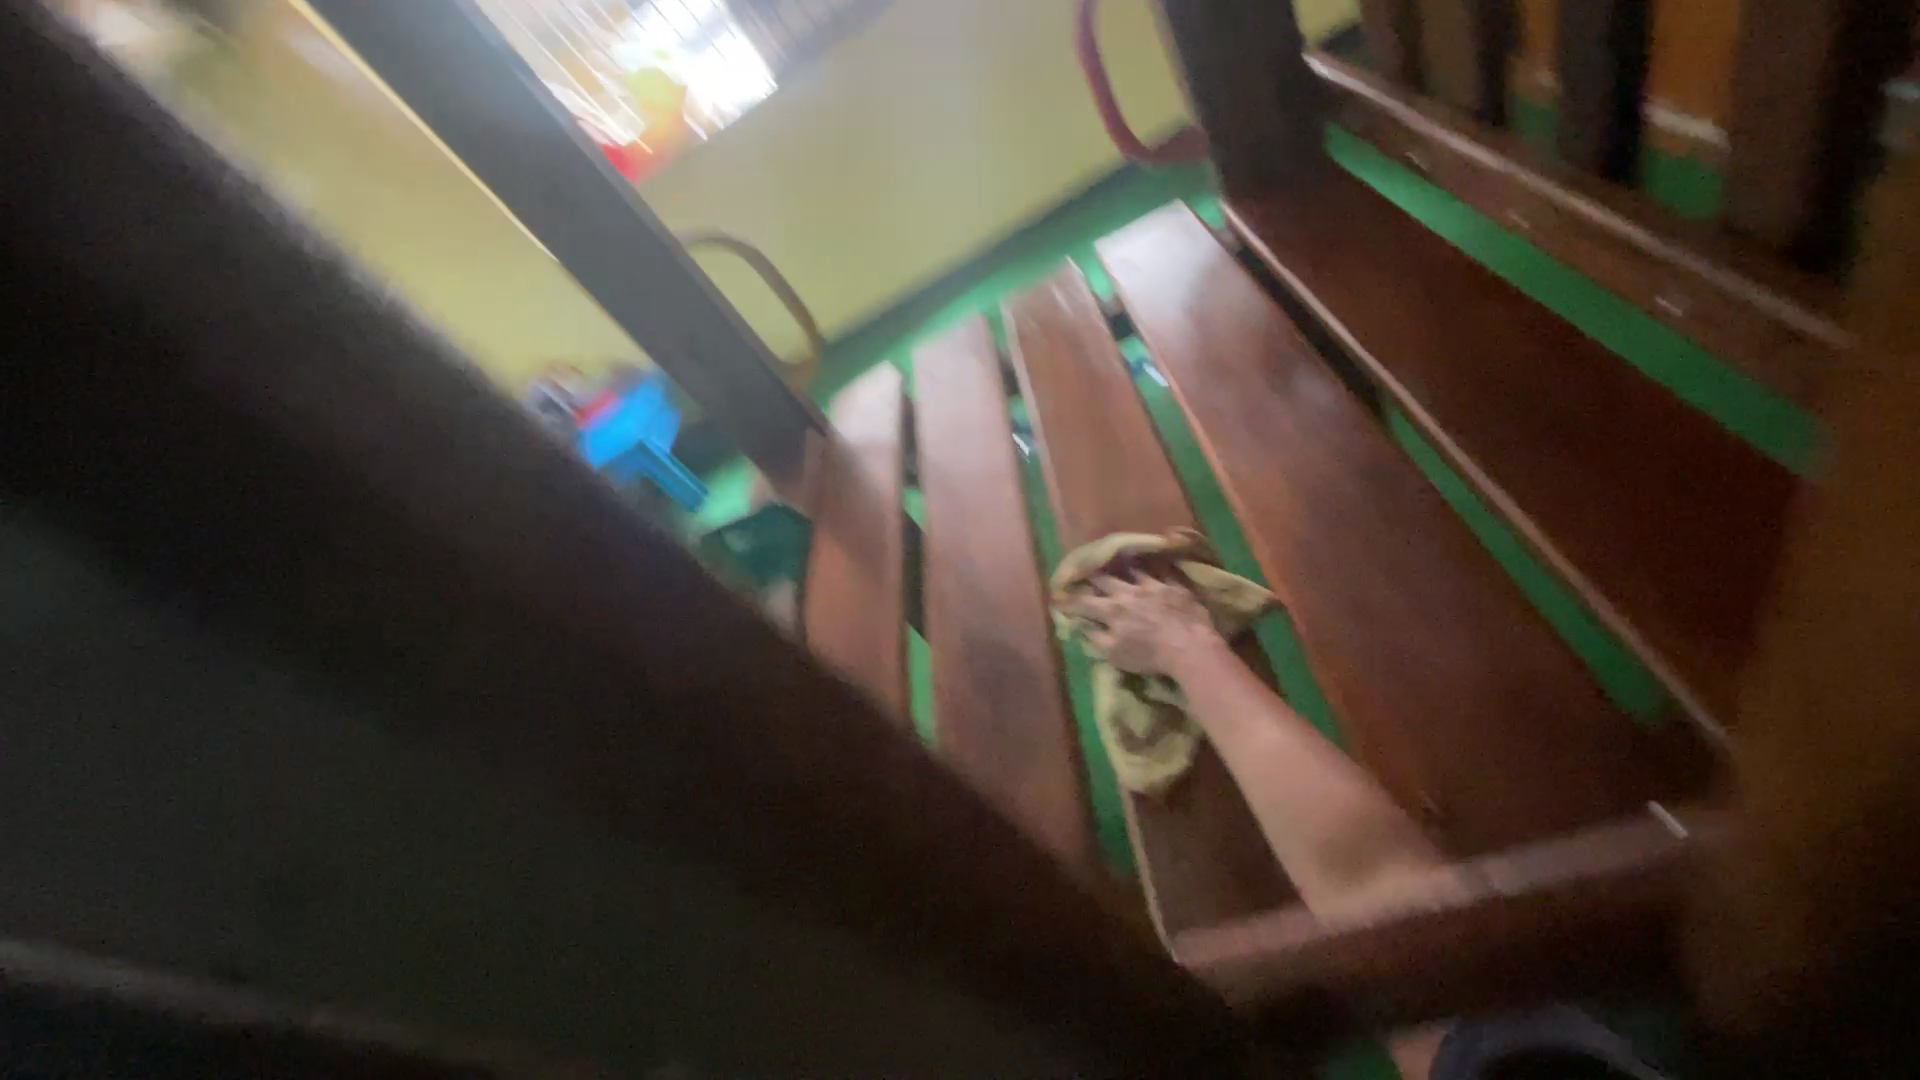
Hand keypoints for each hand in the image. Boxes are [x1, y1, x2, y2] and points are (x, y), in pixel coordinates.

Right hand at [1063, 574, 1223, 676]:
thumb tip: (1079, 625)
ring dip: (1122, 565)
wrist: (1191, 647)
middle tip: (1084, 569)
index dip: (1070, 600)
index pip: (1084, 602)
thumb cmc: (1149, 655)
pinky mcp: (1174, 585)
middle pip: (1105, 579)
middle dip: (1091, 574)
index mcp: (1111, 610)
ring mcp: (1153, 585)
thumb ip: (1094, 638)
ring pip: (1133, 569)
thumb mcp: (1115, 654)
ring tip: (1117, 559)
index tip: (1059, 598)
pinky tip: (1153, 560)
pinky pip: (1161, 570)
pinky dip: (1154, 565)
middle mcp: (1128, 592)